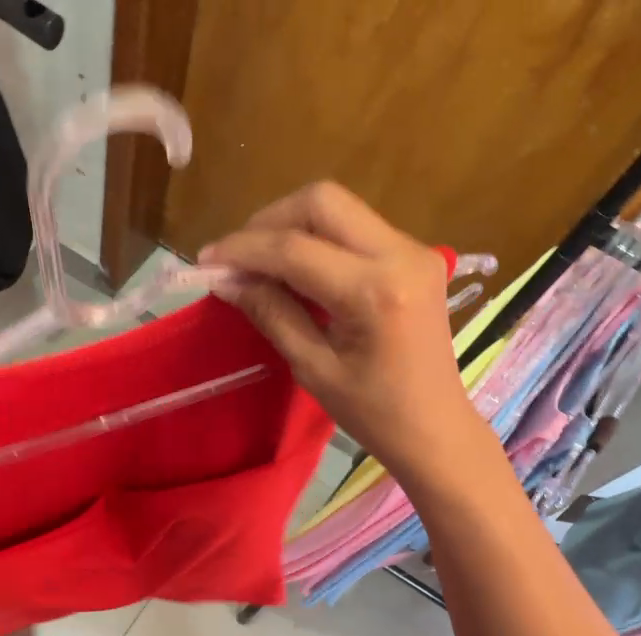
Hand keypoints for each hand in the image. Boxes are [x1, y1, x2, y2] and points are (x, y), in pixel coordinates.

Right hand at [199, 181, 470, 471]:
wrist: (434, 427)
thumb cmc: (372, 412)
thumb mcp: (313, 368)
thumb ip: (271, 313)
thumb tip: (227, 280)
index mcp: (374, 292)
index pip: (295, 249)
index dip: (243, 250)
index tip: (206, 261)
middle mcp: (400, 254)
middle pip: (321, 202)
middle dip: (268, 222)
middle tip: (236, 256)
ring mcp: (413, 249)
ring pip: (338, 208)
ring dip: (291, 226)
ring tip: (258, 263)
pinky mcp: (414, 255)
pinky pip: (354, 228)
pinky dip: (316, 238)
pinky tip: (294, 270)